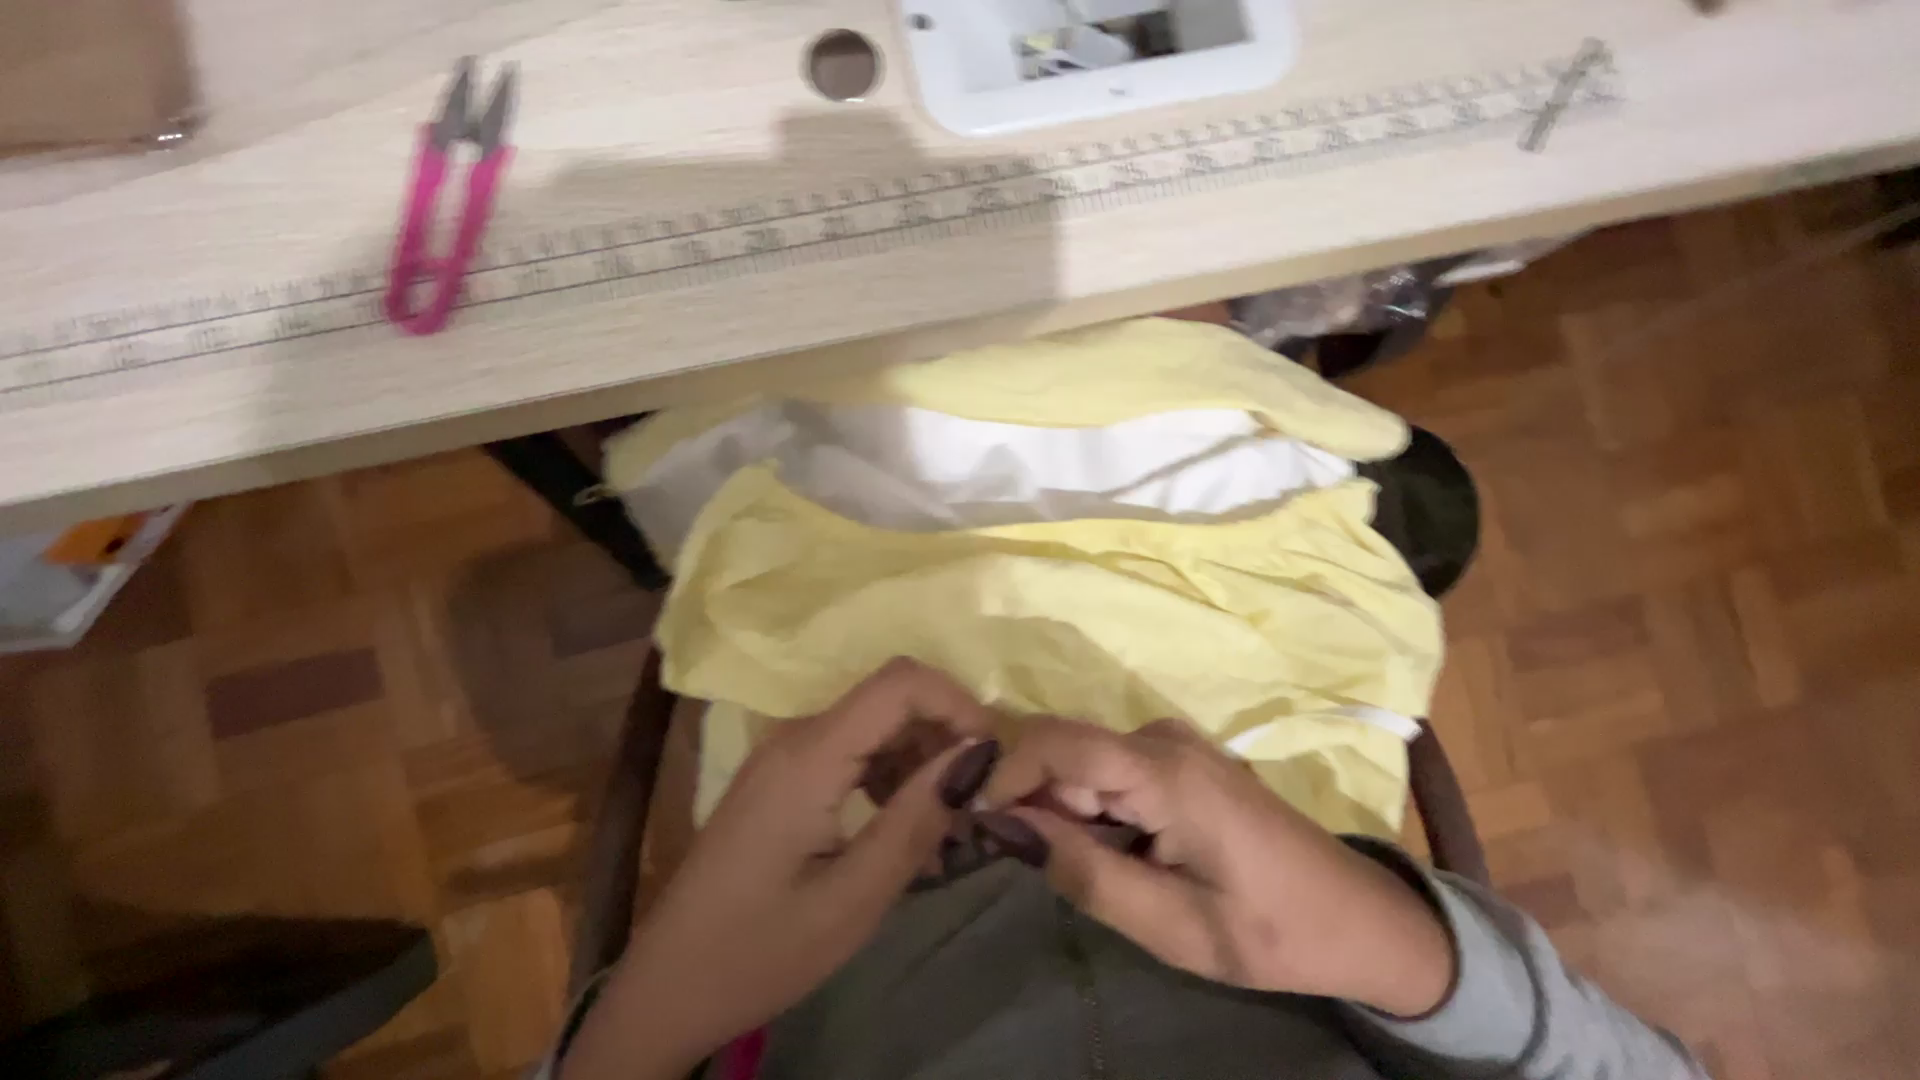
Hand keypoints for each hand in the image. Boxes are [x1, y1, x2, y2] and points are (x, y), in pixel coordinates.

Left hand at [560, 659, 1002, 1079]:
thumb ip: (915, 819)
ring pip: (873, 724)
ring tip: (946, 824)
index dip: (957, 703)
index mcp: (809, 755)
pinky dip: (889, 776)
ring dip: (920, 759)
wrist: (668, 985)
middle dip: (944, 735)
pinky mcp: (782, 778)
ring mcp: (784, 755)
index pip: (899, 682)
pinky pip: (850, 752)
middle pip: (889, 699)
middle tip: (976, 801)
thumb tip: (976, 756)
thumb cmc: (760, 950)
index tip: (991, 759)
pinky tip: (902, 827)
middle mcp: (795, 736)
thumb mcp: (853, 898)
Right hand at [979, 716, 1455, 1016]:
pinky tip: (1118, 856)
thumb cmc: (1272, 931)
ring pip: (1083, 764)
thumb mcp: (1171, 924)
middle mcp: (1164, 738)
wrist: (1360, 920)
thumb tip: (1002, 824)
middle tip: (1033, 870)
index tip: (975, 825)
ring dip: (1065, 815)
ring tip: (1088, 874)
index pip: (1057, 742)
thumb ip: (1083, 871)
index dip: (1003, 773)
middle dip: (1034, 806)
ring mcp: (1174, 743)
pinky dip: (1094, 812)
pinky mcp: (1179, 758)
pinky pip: (1110, 771)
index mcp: (1167, 772)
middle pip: (1065, 753)